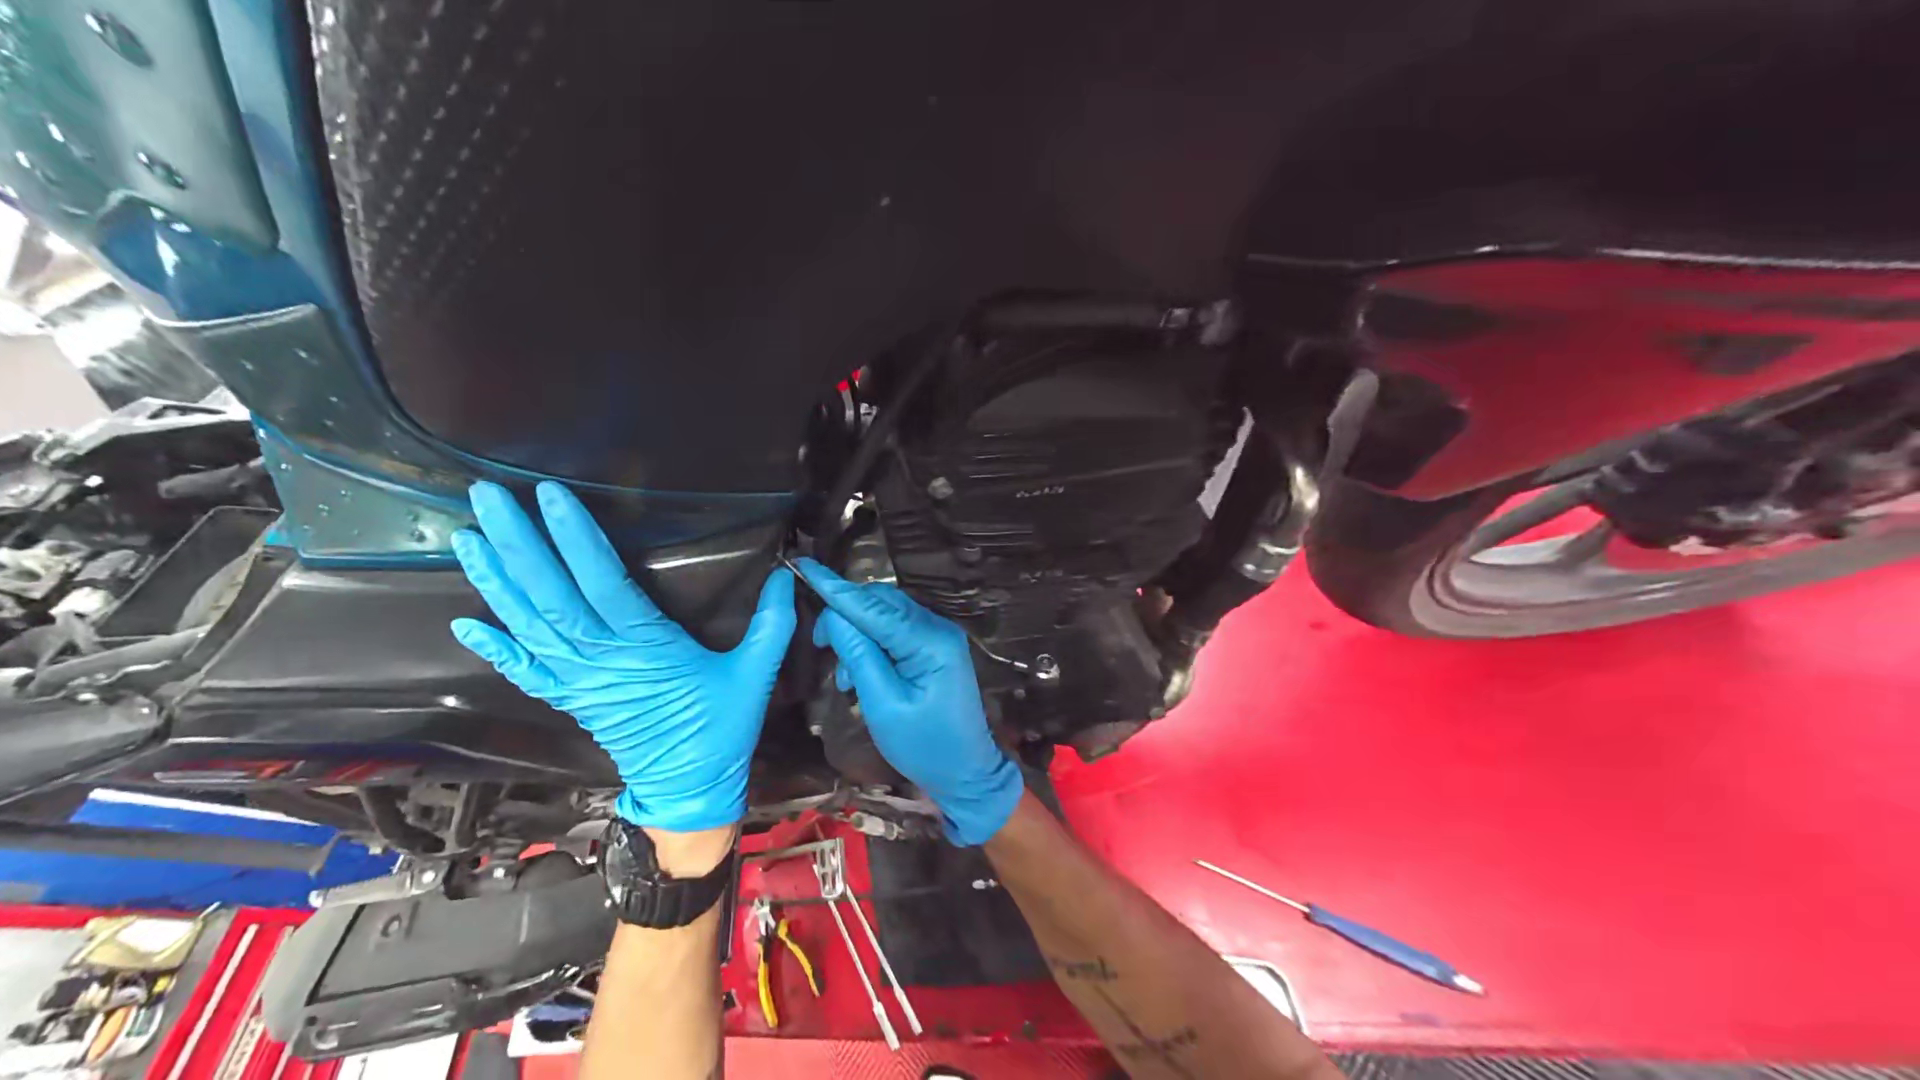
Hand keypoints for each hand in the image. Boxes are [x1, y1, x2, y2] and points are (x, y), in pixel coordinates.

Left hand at [449, 481, 795, 831]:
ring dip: (495, 579)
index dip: (576, 538)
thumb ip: (771, 623)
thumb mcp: (755, 674)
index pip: (603, 581)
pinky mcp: (568, 698)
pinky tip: (464, 620)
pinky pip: (523, 670)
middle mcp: (601, 657)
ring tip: (467, 535)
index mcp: (646, 645)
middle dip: (517, 543)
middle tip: (486, 496)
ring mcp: (577, 679)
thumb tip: (787, 575)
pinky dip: (493, 645)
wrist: (688, 787)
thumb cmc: (721, 727)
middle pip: (550, 594)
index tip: (551, 495)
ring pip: (527, 624)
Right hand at [794, 558, 1022, 845]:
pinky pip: (897, 632)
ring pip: (887, 616)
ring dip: (858, 635)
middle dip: (845, 615)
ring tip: (843, 675)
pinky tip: (859, 675)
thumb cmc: (924, 747)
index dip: (835, 587)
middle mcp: (938, 628)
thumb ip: (859, 655)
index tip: (803, 565)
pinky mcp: (935, 648)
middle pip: (881, 604)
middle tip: (817, 642)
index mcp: (929, 641)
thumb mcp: (883, 704)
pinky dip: (873, 645)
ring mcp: (939, 637)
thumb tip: (833, 617)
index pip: (873, 606)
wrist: (967, 773)